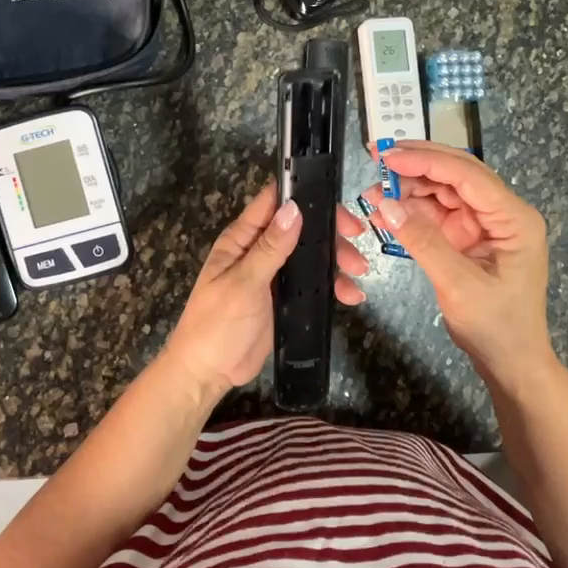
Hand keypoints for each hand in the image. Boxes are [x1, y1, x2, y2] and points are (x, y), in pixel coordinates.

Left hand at [161, 183, 367, 396]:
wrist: (209, 372)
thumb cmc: (216, 324)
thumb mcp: (243, 284)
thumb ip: (270, 248)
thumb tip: (293, 209)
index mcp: (242, 239)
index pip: (273, 203)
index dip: (303, 195)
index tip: (335, 203)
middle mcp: (259, 250)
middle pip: (300, 227)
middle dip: (329, 232)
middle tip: (356, 239)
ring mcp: (273, 274)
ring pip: (311, 255)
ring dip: (336, 260)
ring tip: (358, 272)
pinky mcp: (284, 297)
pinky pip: (312, 283)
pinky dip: (332, 285)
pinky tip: (350, 295)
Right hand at [362, 141, 553, 383]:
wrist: (511, 362)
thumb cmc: (497, 326)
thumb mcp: (459, 285)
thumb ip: (423, 241)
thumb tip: (386, 205)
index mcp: (514, 218)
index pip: (468, 176)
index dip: (427, 161)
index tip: (388, 157)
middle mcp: (501, 212)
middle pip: (456, 174)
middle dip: (416, 165)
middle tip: (376, 157)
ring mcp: (483, 223)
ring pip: (442, 190)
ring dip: (408, 187)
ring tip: (373, 193)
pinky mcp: (467, 236)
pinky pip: (436, 212)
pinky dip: (410, 209)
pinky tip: (385, 212)